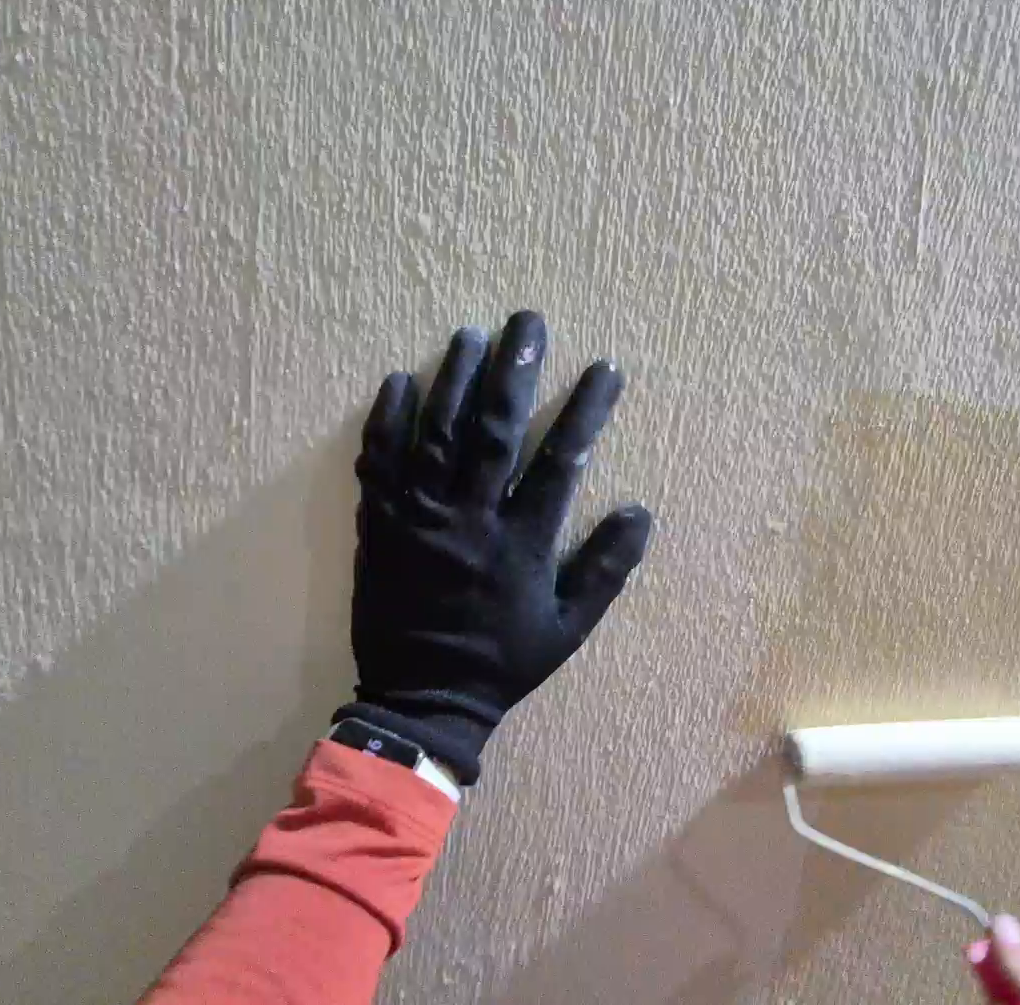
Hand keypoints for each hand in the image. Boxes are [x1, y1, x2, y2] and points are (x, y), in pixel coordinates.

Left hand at [334, 311, 652, 784]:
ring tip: (470, 335)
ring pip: (436, 435)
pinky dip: (386, 421)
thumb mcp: (571, 628)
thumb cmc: (504, 662)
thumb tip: (641, 511)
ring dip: (453, 380)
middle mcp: (470, 519)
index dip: (585, 410)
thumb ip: (606, 569)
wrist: (423, 699)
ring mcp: (418, 519)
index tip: (604, 369)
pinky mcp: (379, 526)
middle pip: (494, 430)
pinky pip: (378, 464)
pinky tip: (397, 381)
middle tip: (527, 321)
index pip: (560, 460)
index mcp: (522, 542)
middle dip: (514, 370)